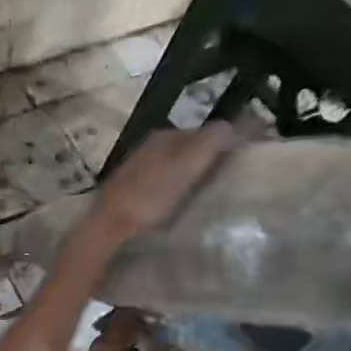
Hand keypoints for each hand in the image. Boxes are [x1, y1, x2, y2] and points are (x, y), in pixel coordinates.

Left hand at [84, 122, 237, 244]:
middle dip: (209, 161)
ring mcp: (136, 170)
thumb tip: (234, 124)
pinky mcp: (128, 192)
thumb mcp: (186, 166)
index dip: (225, 144)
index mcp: (164, 137)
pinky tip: (178, 204)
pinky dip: (175, 190)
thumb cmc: (149, 197)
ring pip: (174, 167)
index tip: (243, 161)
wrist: (108, 226)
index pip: (205, 132)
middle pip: (188, 150)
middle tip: (228, 179)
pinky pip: (161, 184)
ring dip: (191, 176)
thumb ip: (211, 142)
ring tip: (207, 194)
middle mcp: (148, 148)